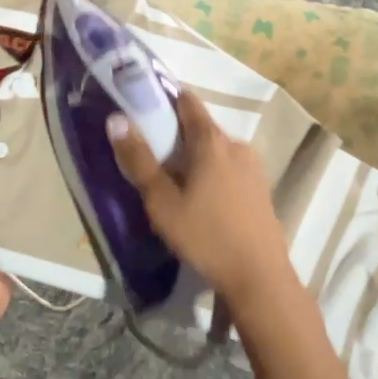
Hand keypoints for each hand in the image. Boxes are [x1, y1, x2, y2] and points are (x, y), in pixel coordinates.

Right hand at [109, 90, 291, 308]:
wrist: (261, 281)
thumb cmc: (206, 236)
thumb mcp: (161, 201)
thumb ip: (138, 159)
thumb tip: (116, 119)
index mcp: (211, 141)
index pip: (187, 101)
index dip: (165, 97)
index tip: (142, 103)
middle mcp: (236, 146)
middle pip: (201, 127)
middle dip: (177, 133)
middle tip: (152, 151)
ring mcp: (253, 168)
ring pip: (216, 150)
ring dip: (196, 156)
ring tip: (173, 179)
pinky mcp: (261, 190)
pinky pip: (229, 168)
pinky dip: (212, 172)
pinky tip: (201, 198)